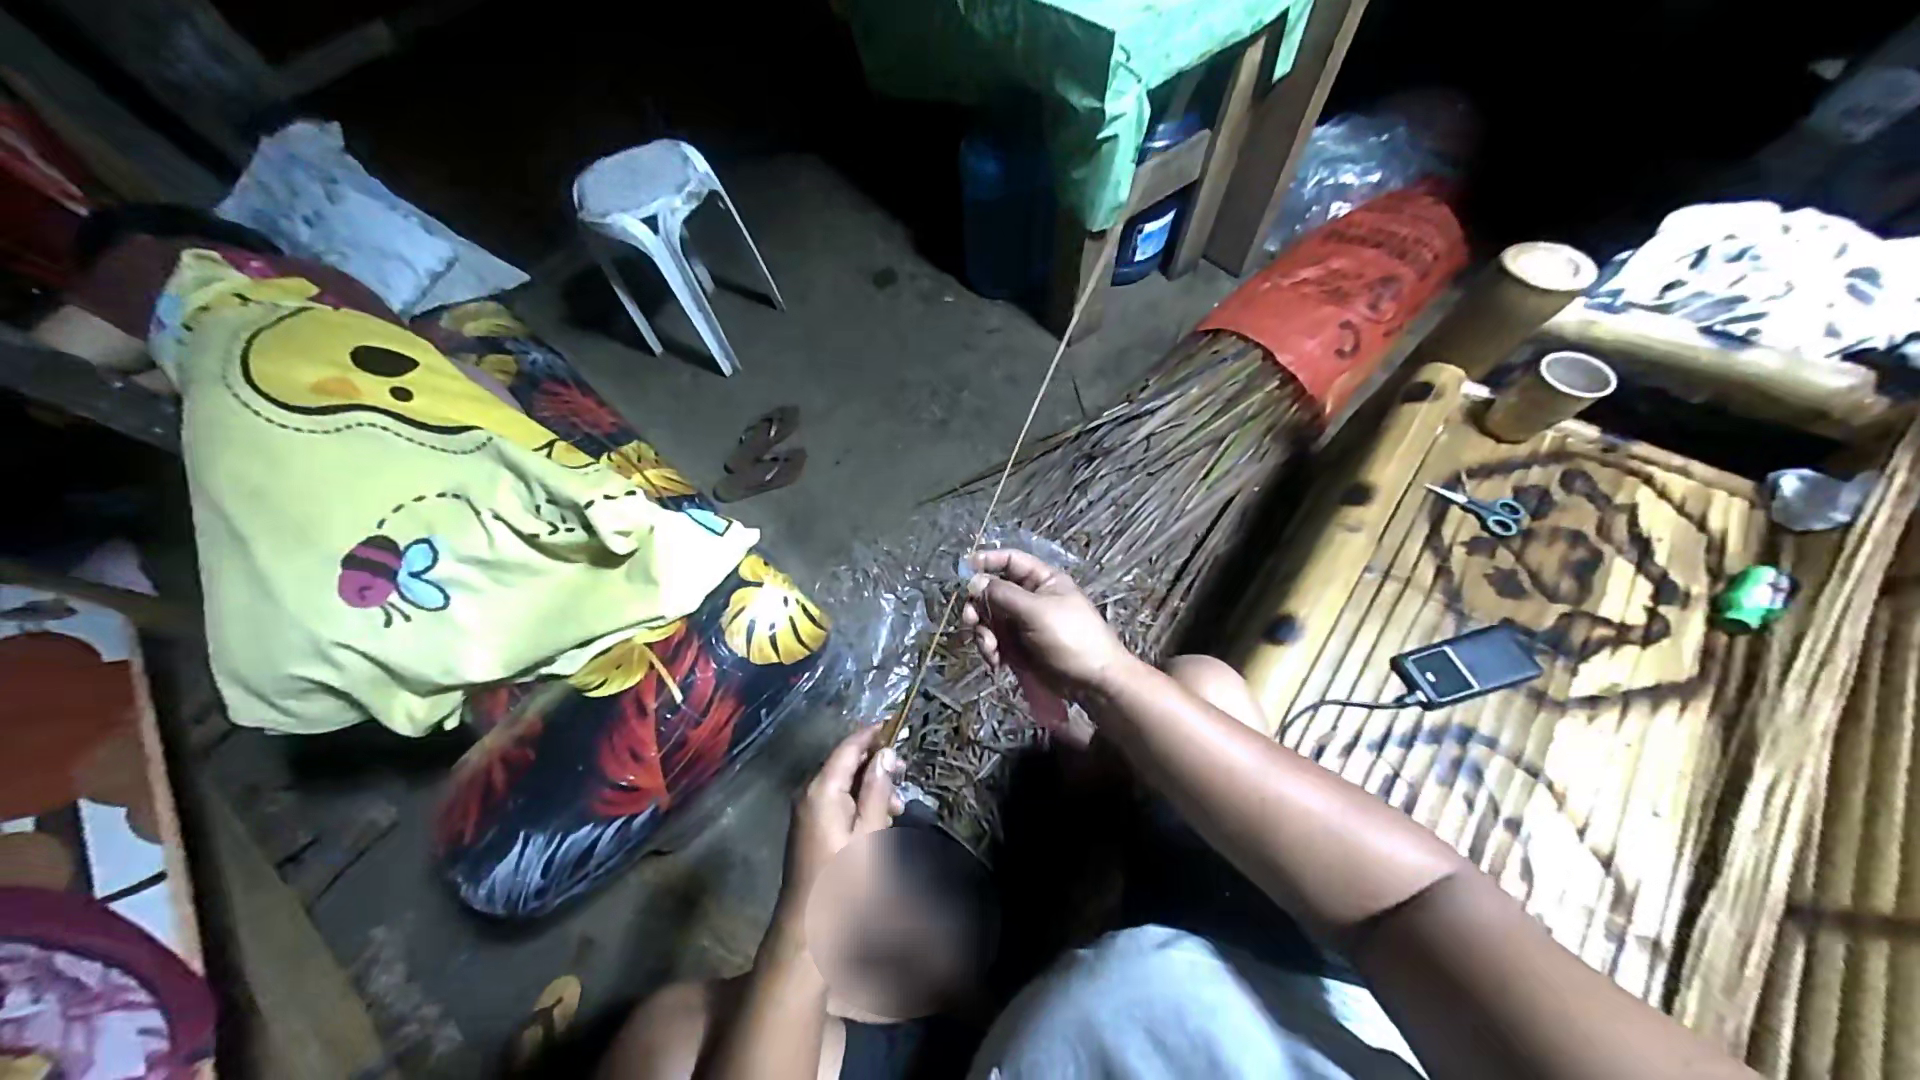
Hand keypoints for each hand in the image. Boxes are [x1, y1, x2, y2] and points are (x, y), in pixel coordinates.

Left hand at [781, 725, 903, 916]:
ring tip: (897, 806)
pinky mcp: (809, 826)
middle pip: (845, 763)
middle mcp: (809, 793)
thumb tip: (886, 753)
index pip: (848, 747)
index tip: (897, 724)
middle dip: (876, 763)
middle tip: (905, 773)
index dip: (872, 733)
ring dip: (871, 786)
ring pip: (843, 783)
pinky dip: (858, 801)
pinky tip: (879, 819)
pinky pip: (836, 800)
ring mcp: (806, 810)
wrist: (808, 927)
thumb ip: (878, 790)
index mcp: (822, 790)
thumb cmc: (844, 880)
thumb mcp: (869, 833)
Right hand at [960, 549, 1133, 702]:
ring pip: (989, 620)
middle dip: (979, 607)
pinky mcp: (1018, 647)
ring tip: (991, 650)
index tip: (964, 570)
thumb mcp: (1036, 611)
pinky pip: (995, 641)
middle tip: (972, 621)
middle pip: (991, 592)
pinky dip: (991, 650)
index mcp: (1042, 580)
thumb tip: (973, 581)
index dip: (986, 561)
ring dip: (984, 634)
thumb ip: (1002, 594)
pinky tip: (996, 663)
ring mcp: (1023, 623)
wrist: (1093, 681)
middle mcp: (1030, 598)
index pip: (1009, 561)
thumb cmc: (1071, 638)